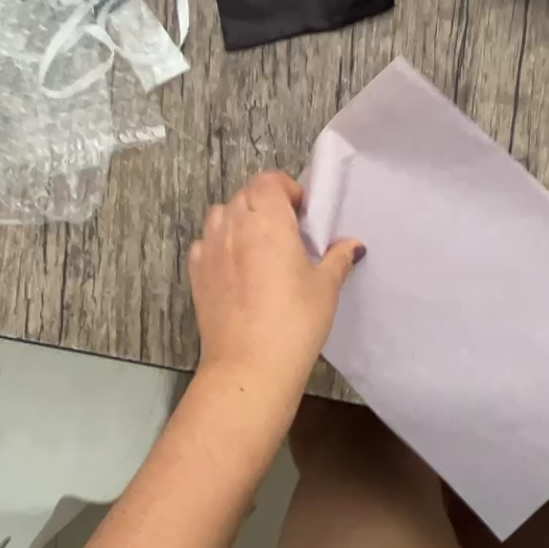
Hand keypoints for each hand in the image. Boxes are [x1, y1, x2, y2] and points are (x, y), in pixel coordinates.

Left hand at [188, 170, 364, 398]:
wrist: (248, 366)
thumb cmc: (294, 322)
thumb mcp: (325, 288)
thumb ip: (338, 258)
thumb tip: (353, 244)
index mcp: (267, 219)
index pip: (269, 181)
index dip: (287, 190)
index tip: (303, 214)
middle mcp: (233, 224)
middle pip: (246, 194)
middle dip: (267, 204)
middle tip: (288, 232)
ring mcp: (210, 246)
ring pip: (222, 214)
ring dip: (240, 219)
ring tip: (260, 247)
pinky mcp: (196, 271)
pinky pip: (207, 242)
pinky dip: (221, 244)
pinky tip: (237, 268)